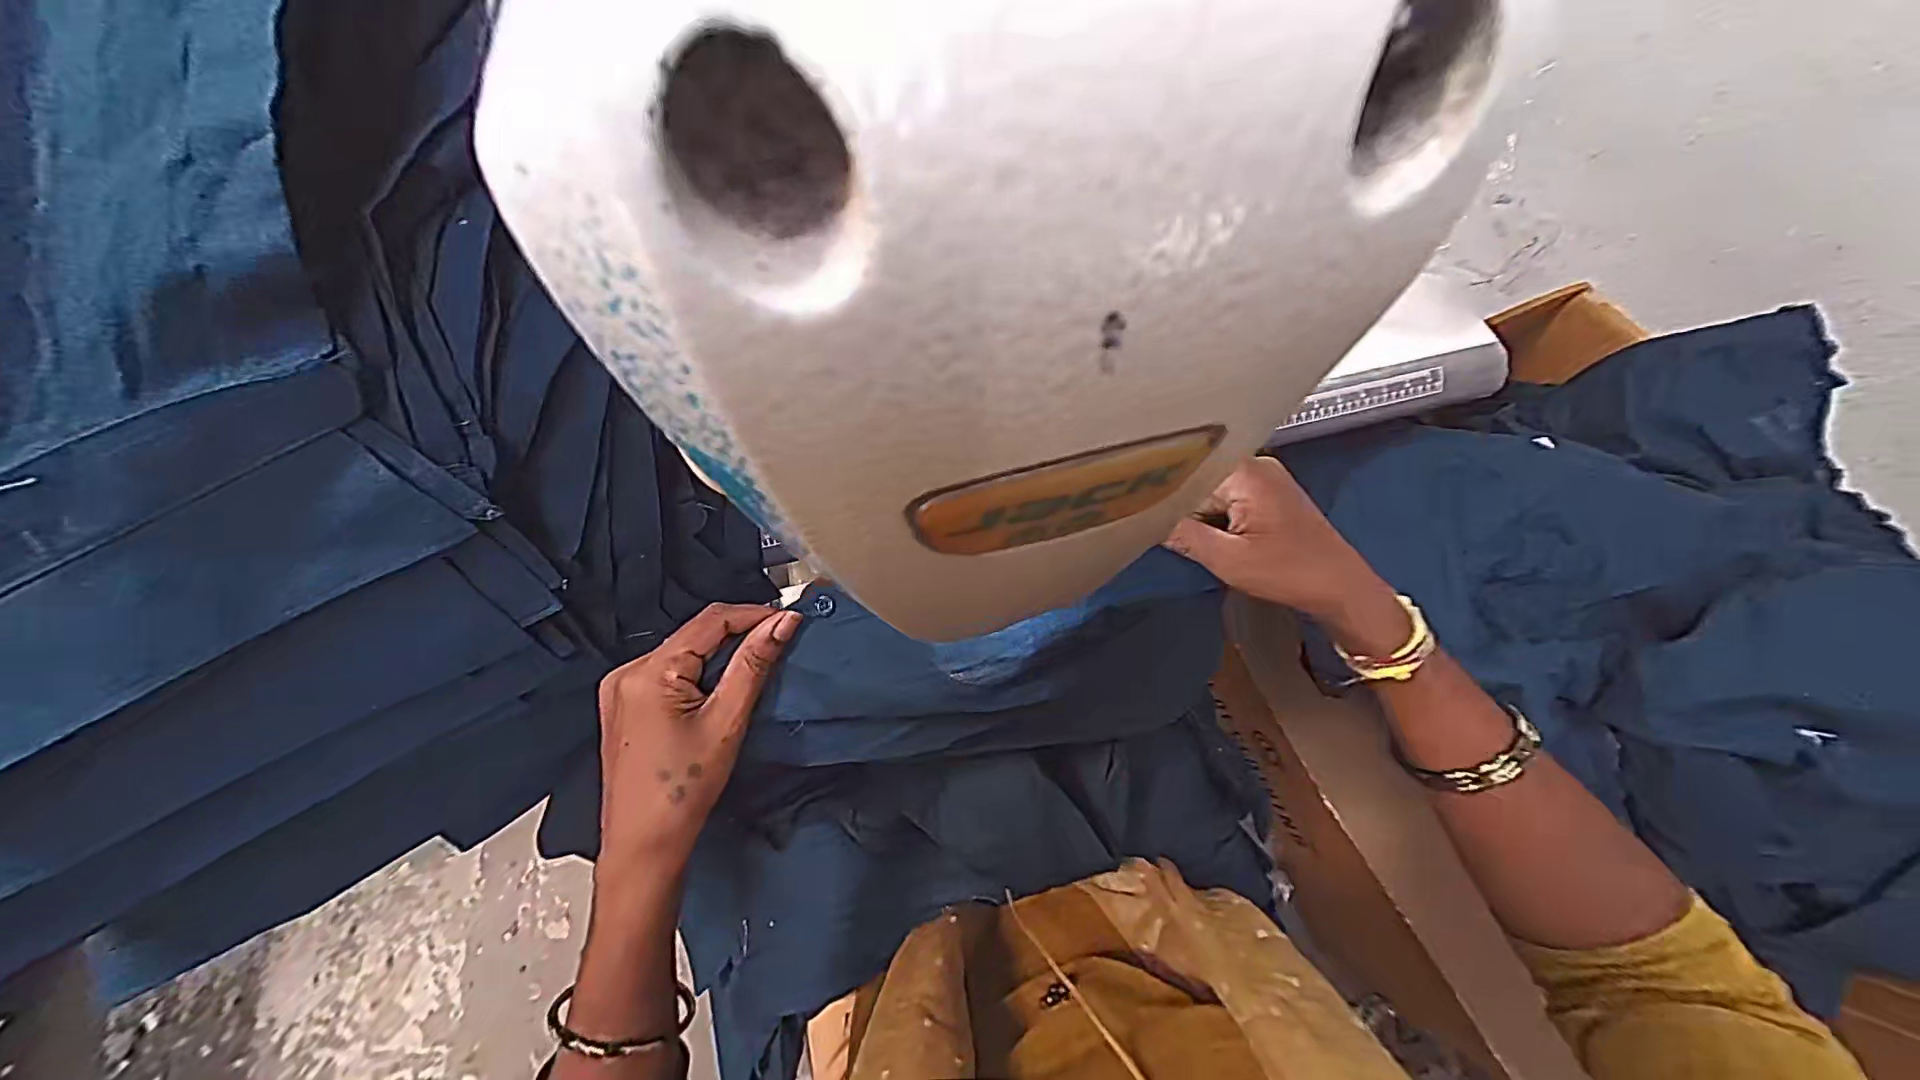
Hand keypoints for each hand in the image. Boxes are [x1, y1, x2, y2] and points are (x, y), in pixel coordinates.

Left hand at [595, 603, 800, 866]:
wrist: (644, 846)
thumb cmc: (682, 792)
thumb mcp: (727, 720)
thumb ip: (754, 663)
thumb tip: (781, 623)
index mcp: (648, 673)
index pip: (711, 621)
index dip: (754, 615)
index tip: (788, 620)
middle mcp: (627, 673)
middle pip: (696, 632)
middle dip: (740, 632)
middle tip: (779, 639)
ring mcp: (622, 690)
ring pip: (685, 650)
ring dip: (723, 650)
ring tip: (758, 661)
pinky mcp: (626, 705)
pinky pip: (670, 670)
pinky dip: (702, 669)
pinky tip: (723, 684)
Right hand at [1164, 457, 1403, 648]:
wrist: (1342, 588)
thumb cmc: (1289, 572)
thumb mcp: (1227, 560)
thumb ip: (1183, 535)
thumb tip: (1145, 520)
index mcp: (1246, 472)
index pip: (1186, 473)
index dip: (1163, 494)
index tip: (1140, 511)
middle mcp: (1256, 465)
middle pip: (1197, 478)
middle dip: (1180, 506)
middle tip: (1162, 531)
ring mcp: (1265, 478)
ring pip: (1210, 490)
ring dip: (1197, 514)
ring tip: (1186, 536)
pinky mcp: (1268, 494)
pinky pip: (1227, 498)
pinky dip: (1215, 517)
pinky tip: (1211, 536)